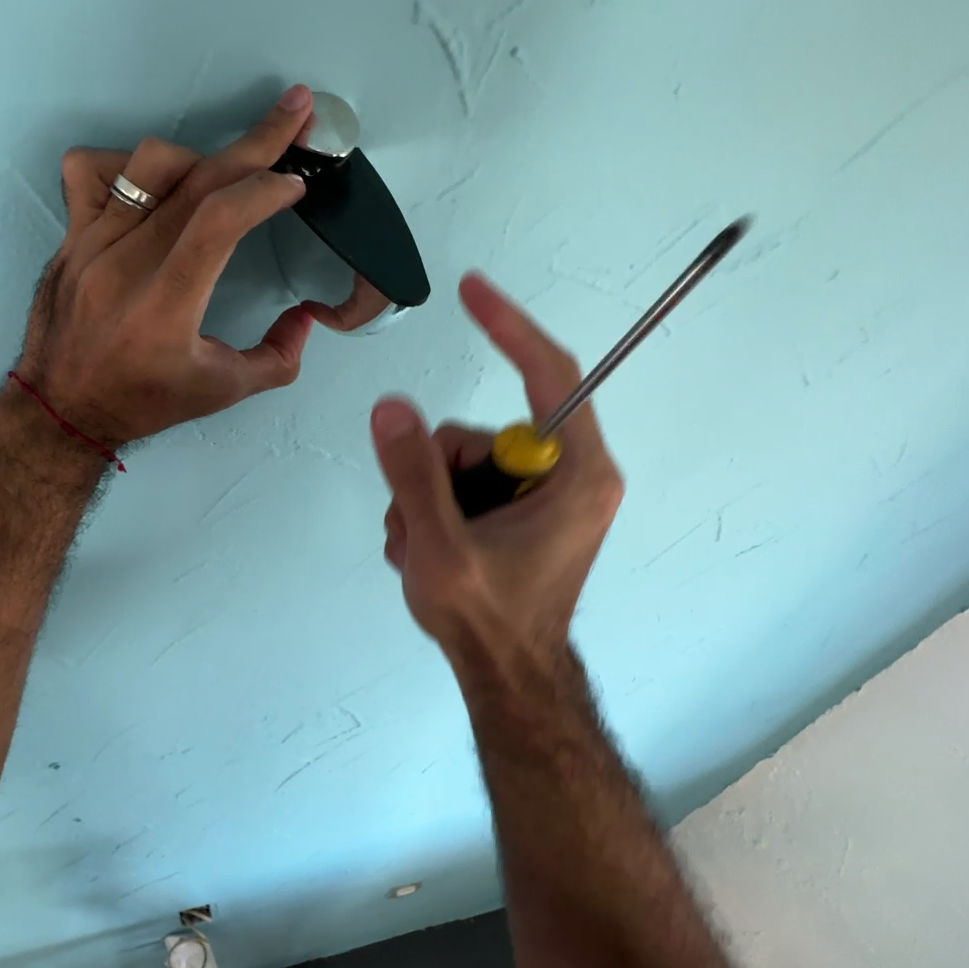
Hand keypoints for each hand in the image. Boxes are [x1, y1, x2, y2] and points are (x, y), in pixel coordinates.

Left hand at [14, 84, 319, 447]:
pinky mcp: (71, 239)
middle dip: (256, 144)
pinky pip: (90, 172)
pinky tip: (149, 185)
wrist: (61, 409)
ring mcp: (92, 246)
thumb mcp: (220, 393)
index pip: (219, 220)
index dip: (264, 190)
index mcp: (166, 306)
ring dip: (197, 158)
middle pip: (197, 182)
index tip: (295, 183)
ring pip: (148, 165)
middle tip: (294, 113)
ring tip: (219, 175)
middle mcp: (126, 265)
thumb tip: (305, 318)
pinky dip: (126, 165)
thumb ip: (276, 359)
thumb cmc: (140, 401)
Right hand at [369, 274, 625, 678]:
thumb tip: (390, 407)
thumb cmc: (488, 620)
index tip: (471, 290)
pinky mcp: (516, 512)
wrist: (506, 677)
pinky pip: (457, 485)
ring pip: (458, 461)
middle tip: (421, 524)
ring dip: (425, 500)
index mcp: (577, 475)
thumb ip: (414, 475)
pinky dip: (432, 512)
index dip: (510, 327)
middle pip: (478, 433)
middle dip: (434, 472)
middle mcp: (565, 475)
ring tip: (424, 550)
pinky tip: (432, 551)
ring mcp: (537, 495)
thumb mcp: (442, 548)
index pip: (550, 375)